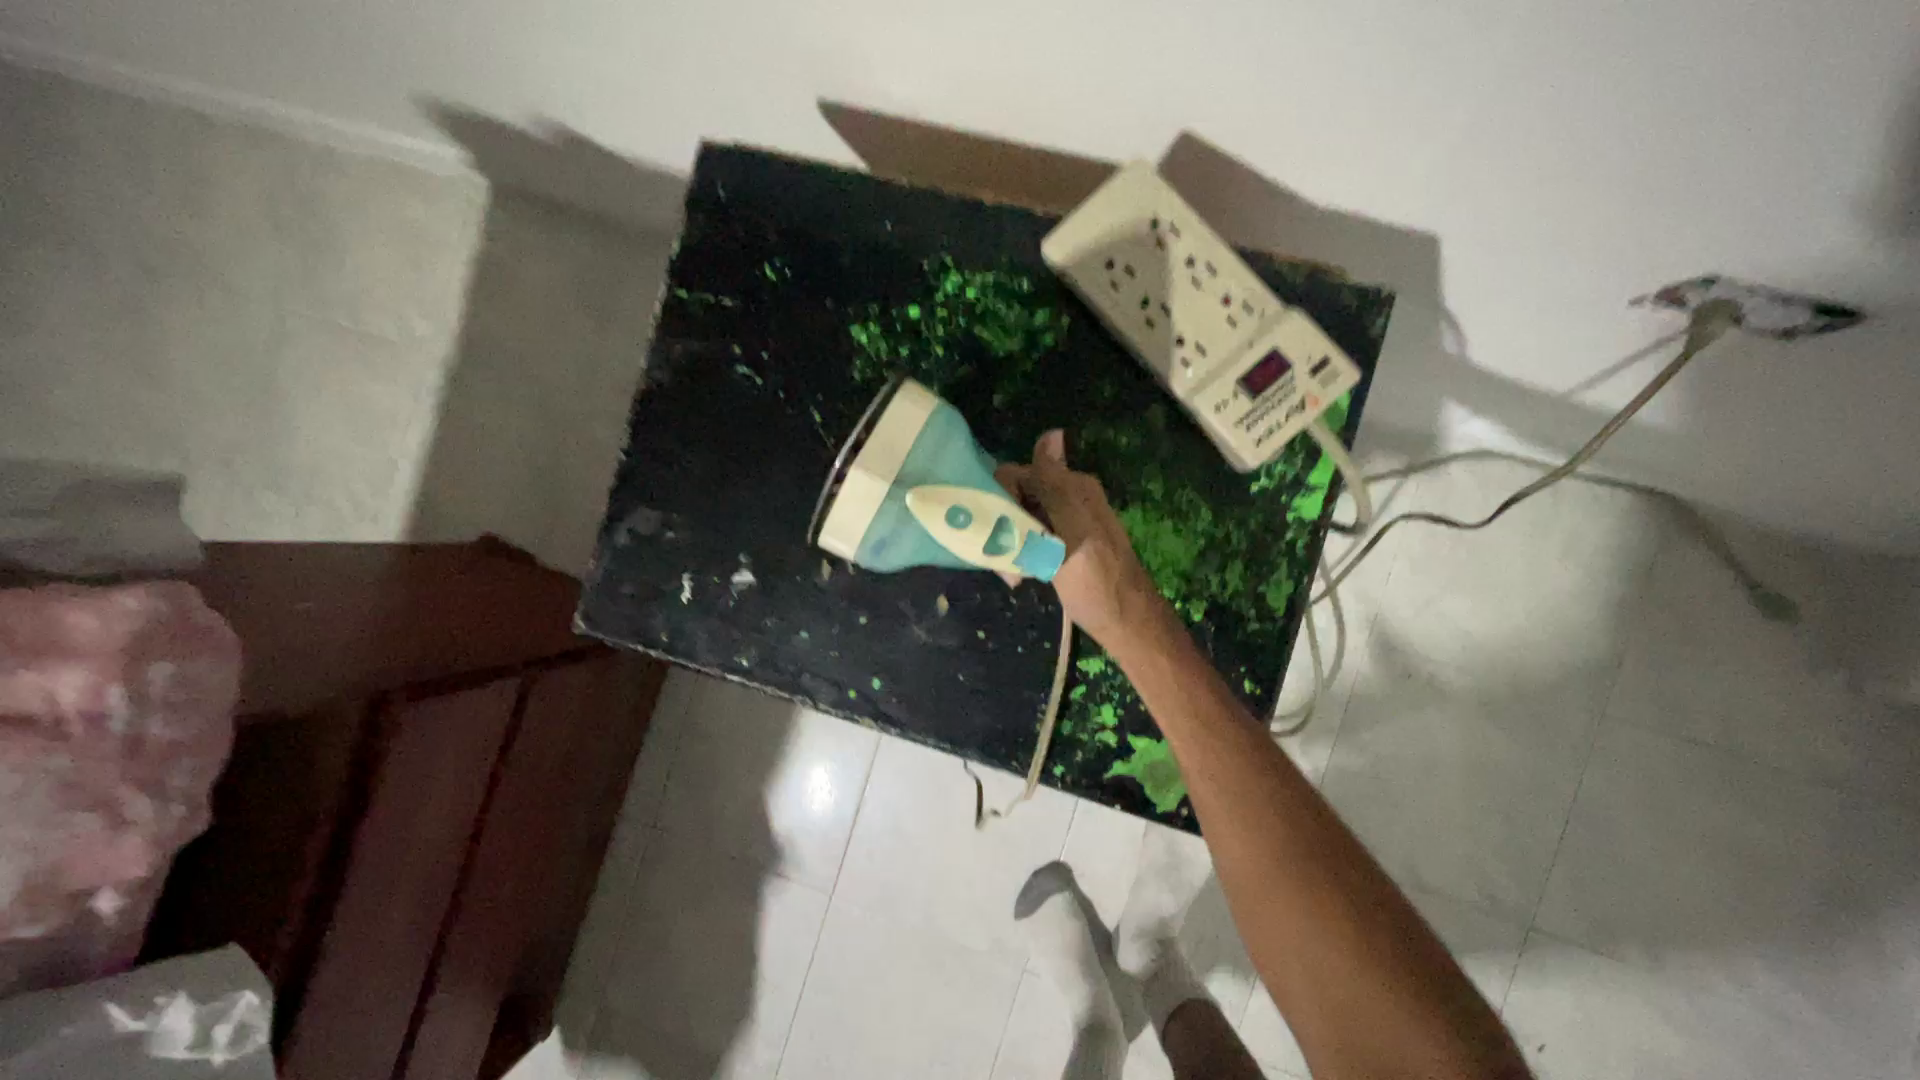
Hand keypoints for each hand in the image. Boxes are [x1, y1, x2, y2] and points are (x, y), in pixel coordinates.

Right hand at [995, 430, 1169, 652]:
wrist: (1126, 624)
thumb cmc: (1097, 582)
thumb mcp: (1073, 532)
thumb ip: (1056, 486)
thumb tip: (1052, 432)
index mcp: (1073, 487)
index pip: (1017, 475)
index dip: (1000, 499)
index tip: (996, 533)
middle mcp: (1068, 497)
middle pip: (1016, 496)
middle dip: (1002, 524)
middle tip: (1004, 564)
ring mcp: (1065, 521)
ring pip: (1019, 519)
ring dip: (1009, 543)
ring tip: (1014, 576)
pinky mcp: (1061, 543)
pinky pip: (1029, 537)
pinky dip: (1020, 553)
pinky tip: (1022, 575)